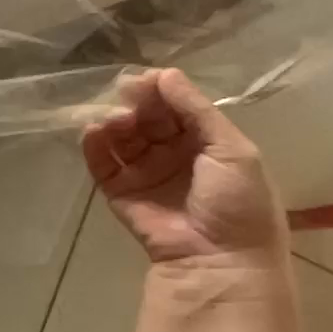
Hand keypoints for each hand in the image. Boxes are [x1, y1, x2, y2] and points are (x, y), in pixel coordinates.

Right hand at [82, 68, 284, 264]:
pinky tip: (93, 132)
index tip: (146, 80)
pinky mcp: (117, 188)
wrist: (218, 258)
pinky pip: (99, 160)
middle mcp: (172, 154)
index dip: (162, 92)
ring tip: (115, 121)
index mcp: (205, 144)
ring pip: (120, 135)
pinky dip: (93, 143)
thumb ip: (197, 110)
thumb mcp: (233, 151)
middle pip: (146, 118)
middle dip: (135, 104)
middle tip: (126, 96)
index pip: (177, 108)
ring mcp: (143, 171)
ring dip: (114, 122)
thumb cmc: (239, 204)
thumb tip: (165, 73)